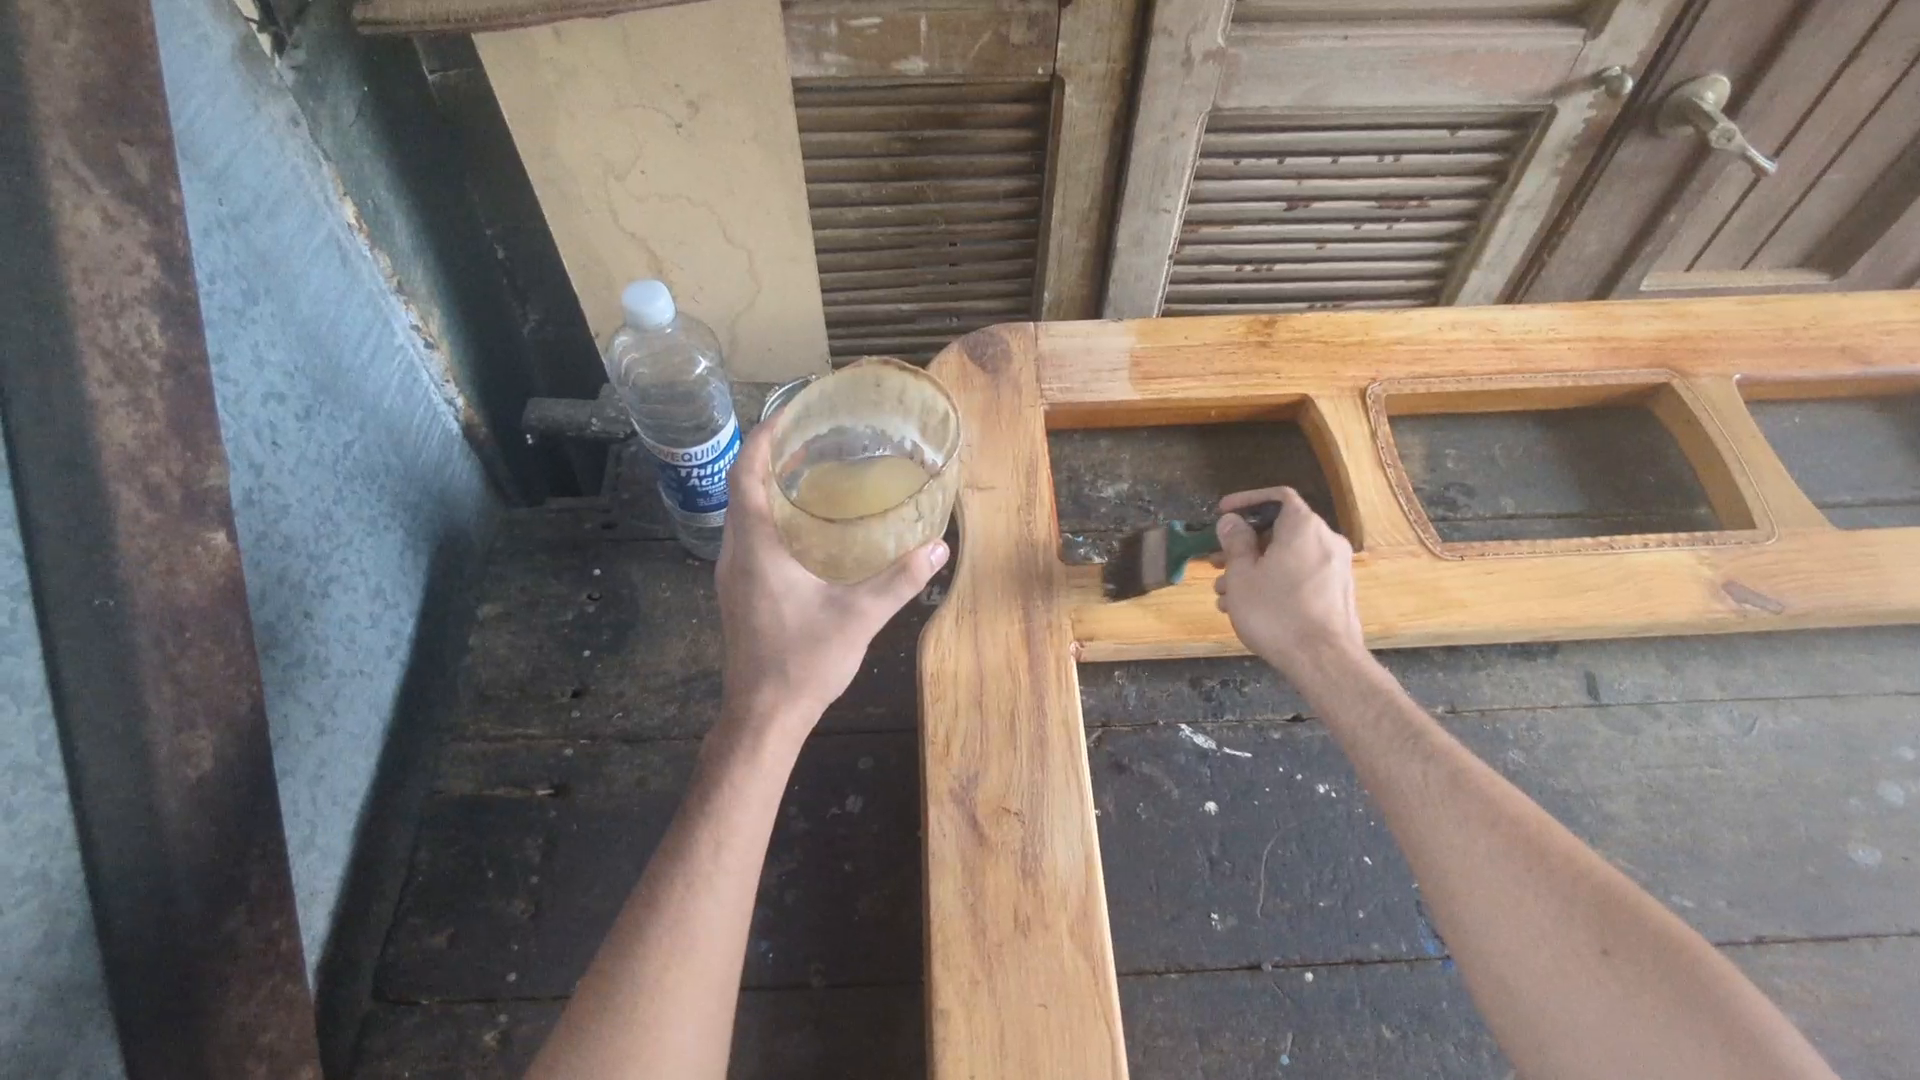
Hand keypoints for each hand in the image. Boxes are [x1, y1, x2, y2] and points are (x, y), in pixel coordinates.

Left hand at [714, 423, 947, 734]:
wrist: (764, 715)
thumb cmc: (804, 662)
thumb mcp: (859, 618)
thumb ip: (899, 581)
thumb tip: (938, 547)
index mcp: (756, 548)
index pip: (747, 476)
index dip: (763, 439)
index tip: (788, 414)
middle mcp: (736, 555)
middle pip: (742, 489)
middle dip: (771, 458)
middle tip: (813, 439)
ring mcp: (732, 576)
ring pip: (743, 516)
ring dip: (769, 489)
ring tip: (812, 474)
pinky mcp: (738, 593)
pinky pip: (749, 538)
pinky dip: (770, 518)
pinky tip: (806, 528)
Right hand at [1211, 487, 1365, 683]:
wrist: (1323, 660)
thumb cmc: (1275, 612)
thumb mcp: (1241, 575)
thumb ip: (1235, 543)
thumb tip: (1232, 521)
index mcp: (1303, 527)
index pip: (1277, 497)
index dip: (1247, 500)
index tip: (1223, 514)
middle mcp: (1327, 540)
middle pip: (1280, 530)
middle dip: (1244, 545)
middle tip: (1216, 563)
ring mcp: (1337, 567)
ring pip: (1288, 556)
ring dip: (1256, 568)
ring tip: (1227, 594)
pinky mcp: (1339, 592)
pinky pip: (1301, 575)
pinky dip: (1276, 581)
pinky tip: (1252, 607)